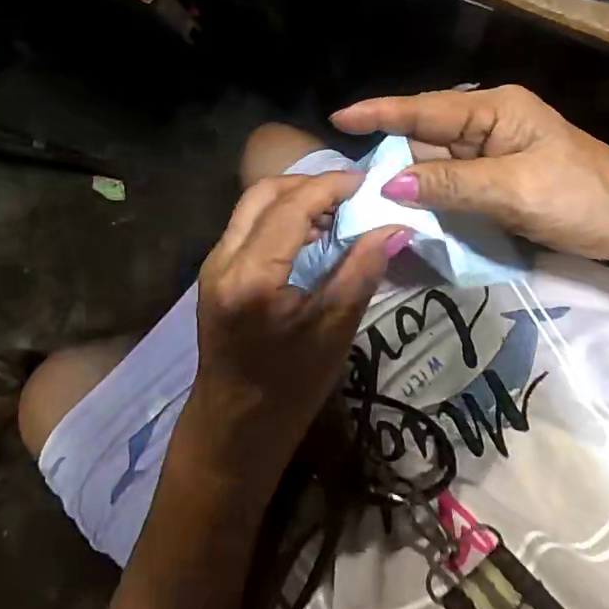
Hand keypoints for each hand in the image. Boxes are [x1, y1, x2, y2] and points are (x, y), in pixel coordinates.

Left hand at [190, 171, 410, 474]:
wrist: (234, 425)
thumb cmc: (289, 389)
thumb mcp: (334, 332)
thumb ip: (362, 271)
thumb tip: (395, 227)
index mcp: (251, 276)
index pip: (292, 206)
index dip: (331, 186)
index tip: (367, 183)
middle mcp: (223, 259)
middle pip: (263, 193)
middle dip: (309, 184)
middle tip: (351, 194)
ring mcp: (213, 263)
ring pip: (251, 206)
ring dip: (292, 198)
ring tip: (336, 211)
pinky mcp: (214, 271)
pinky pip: (247, 226)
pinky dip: (278, 217)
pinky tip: (310, 234)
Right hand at [332, 85, 608, 261]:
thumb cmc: (586, 198)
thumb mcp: (515, 190)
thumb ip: (450, 185)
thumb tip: (390, 184)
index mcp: (494, 109)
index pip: (425, 109)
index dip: (379, 113)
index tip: (337, 118)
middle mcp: (487, 124)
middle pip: (423, 137)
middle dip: (387, 155)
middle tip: (345, 179)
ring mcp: (491, 153)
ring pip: (433, 163)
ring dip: (405, 181)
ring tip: (363, 197)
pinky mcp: (496, 179)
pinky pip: (450, 184)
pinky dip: (428, 197)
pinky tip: (404, 210)